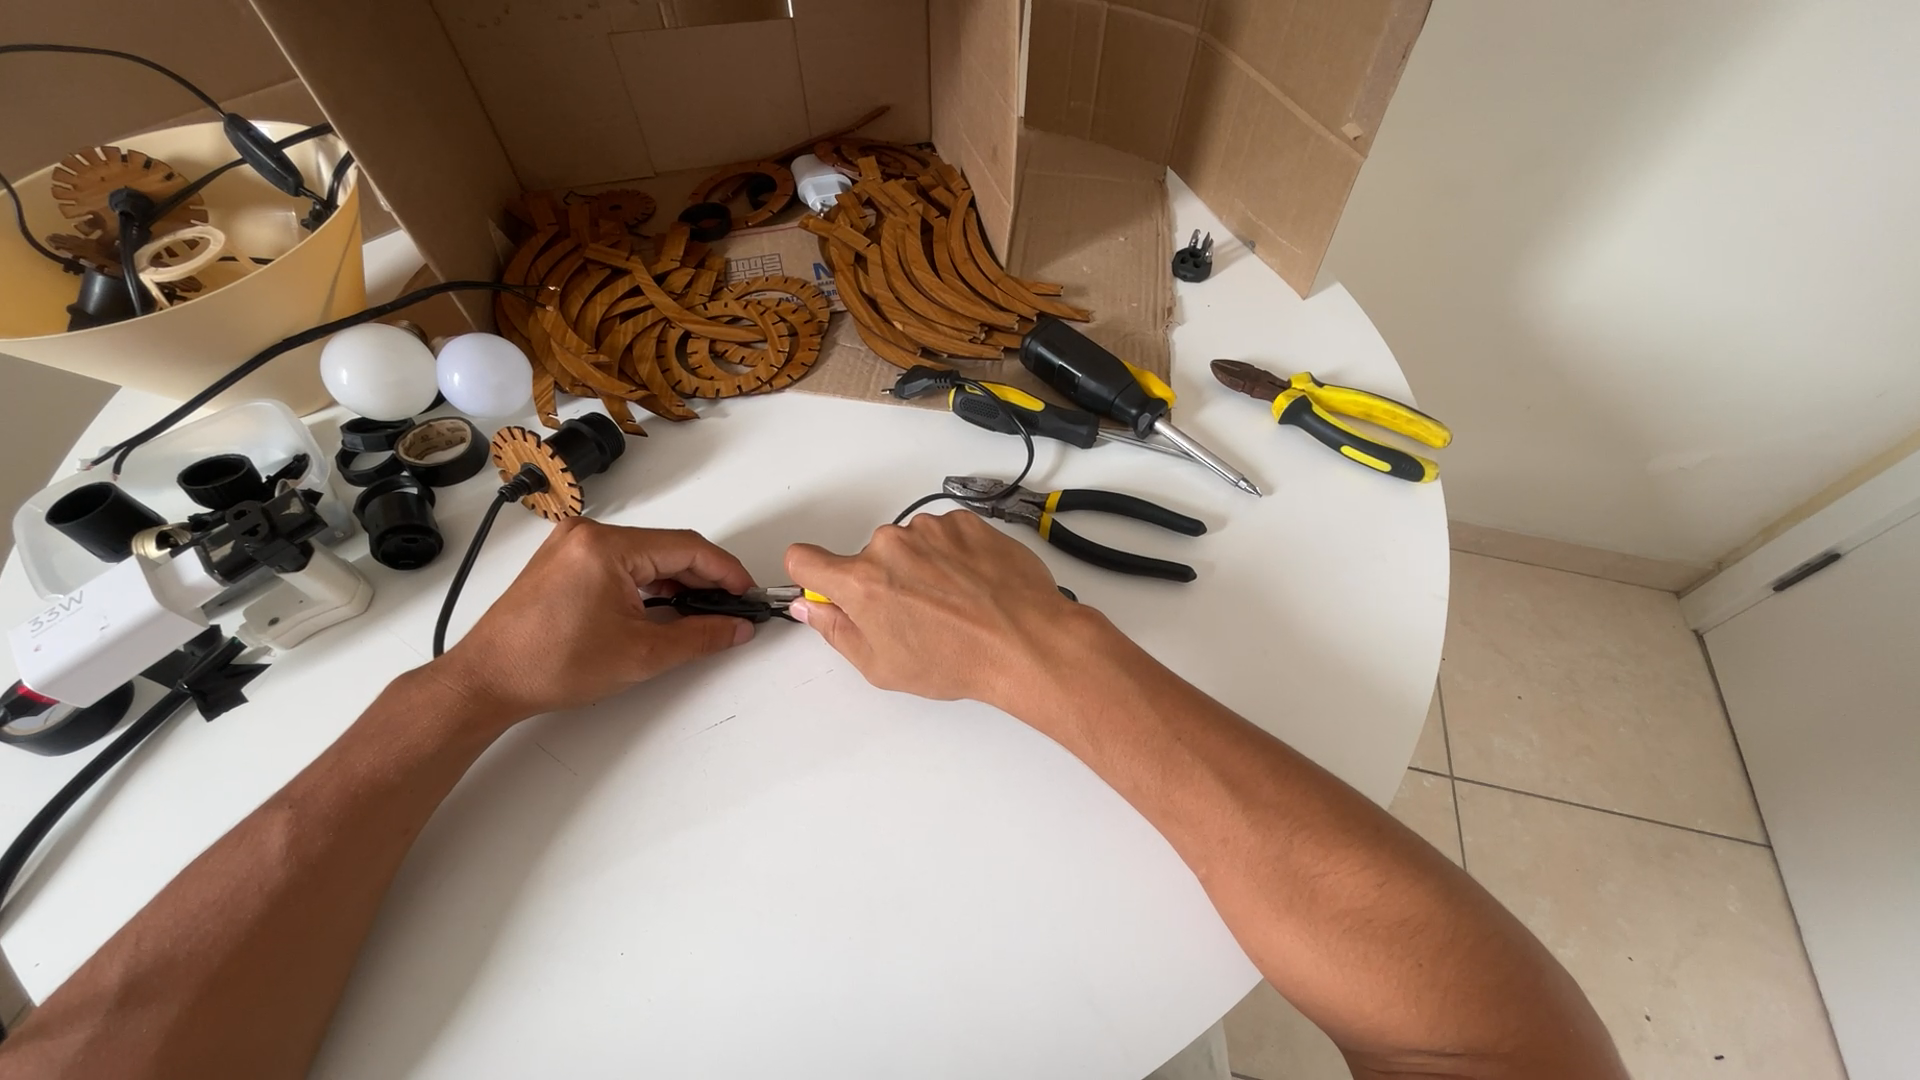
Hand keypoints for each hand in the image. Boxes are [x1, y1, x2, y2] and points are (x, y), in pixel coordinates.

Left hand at [429, 519, 755, 725]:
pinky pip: (624, 561)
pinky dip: (649, 582)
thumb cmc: (546, 665)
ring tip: (702, 610)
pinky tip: (665, 605)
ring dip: (678, 580)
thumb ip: (700, 636)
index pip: (688, 547)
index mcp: (607, 547)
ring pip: (648, 554)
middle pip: (669, 547)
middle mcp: (588, 535)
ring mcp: (574, 544)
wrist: (487, 682)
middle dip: (705, 577)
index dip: (726, 571)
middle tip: (731, 606)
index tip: (746, 592)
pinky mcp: (566, 559)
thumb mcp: (642, 654)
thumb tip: (736, 627)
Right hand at [783, 510, 1102, 710]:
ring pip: (908, 545)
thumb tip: (812, 608)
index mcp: (862, 581)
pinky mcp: (965, 522)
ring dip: (921, 567)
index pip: (804, 559)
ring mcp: (931, 529)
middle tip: (914, 615)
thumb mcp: (882, 665)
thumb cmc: (959, 659)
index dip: (811, 576)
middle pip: (867, 558)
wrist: (1025, 640)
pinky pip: (943, 536)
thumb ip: (837, 630)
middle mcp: (891, 545)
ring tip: (951, 604)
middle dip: (882, 582)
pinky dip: (952, 557)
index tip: (827, 588)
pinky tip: (971, 587)